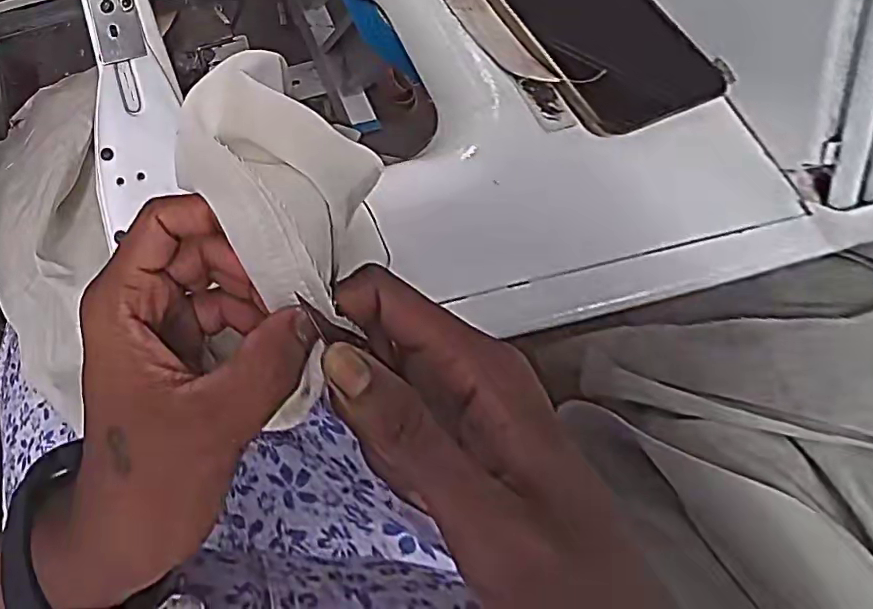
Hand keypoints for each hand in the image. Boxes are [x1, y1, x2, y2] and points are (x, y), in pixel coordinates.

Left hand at [33, 195, 313, 607]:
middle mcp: (136, 304)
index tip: (254, 223)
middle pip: (193, 247)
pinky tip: (276, 340)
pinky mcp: (181, 347)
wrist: (127, 538)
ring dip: (252, 292)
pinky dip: (251, 320)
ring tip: (286, 316)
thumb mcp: (209, 421)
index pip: (159, 224)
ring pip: (212, 278)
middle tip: (283, 280)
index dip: (206, 214)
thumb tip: (302, 319)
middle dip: (242, 260)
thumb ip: (264, 364)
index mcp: (119, 303)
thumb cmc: (139, 486)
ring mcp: (159, 324)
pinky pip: (222, 311)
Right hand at [326, 265, 666, 608]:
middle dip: (353, 382)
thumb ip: (406, 431)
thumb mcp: (480, 512)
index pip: (384, 294)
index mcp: (481, 365)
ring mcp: (458, 394)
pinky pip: (389, 410)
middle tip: (373, 439)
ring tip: (409, 474)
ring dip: (371, 423)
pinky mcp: (449, 422)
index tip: (306, 356)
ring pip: (375, 373)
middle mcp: (468, 367)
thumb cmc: (567, 578)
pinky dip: (384, 444)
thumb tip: (340, 358)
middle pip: (373, 329)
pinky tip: (417, 483)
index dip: (336, 311)